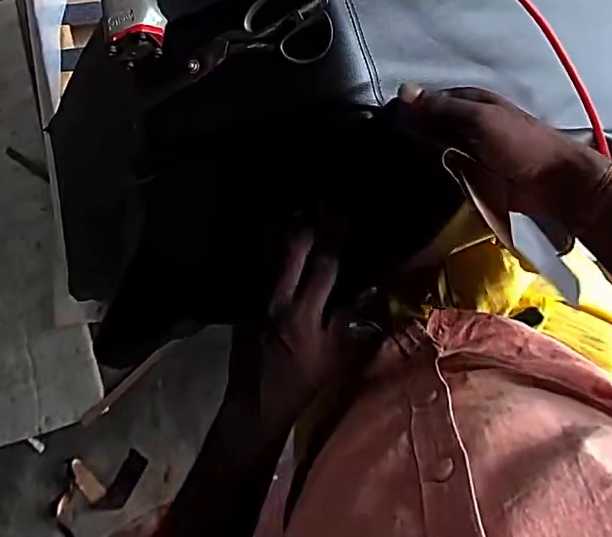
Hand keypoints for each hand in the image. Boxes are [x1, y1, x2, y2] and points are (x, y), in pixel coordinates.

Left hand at [221, 230, 372, 440]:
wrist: (254, 405)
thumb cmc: (301, 383)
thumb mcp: (333, 356)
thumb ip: (347, 318)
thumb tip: (368, 289)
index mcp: (305, 315)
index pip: (323, 266)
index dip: (334, 239)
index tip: (342, 218)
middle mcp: (279, 300)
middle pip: (294, 250)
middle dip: (309, 226)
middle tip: (319, 208)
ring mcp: (257, 297)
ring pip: (269, 252)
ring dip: (284, 229)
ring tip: (296, 211)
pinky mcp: (243, 300)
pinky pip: (255, 265)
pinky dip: (265, 247)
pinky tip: (271, 234)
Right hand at [396, 84, 611, 232]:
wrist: (554, 185)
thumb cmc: (519, 144)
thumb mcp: (479, 119)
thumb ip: (441, 107)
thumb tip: (402, 90)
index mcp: (470, 100)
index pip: (429, 98)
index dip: (407, 106)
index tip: (382, 117)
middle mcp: (465, 120)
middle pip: (428, 120)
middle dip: (409, 126)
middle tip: (379, 139)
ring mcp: (467, 146)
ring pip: (433, 141)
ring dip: (416, 146)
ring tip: (386, 155)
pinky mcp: (470, 171)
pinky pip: (443, 163)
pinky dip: (429, 163)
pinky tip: (409, 169)